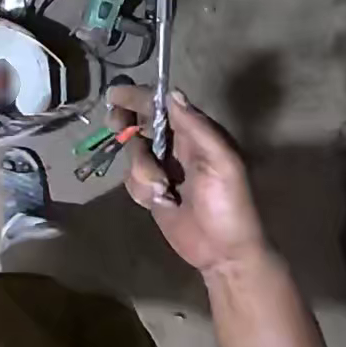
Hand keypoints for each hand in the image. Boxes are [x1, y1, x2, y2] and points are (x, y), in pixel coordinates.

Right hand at [109, 85, 270, 275]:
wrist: (224, 253)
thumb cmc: (229, 204)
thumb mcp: (221, 162)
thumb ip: (197, 127)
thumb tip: (172, 94)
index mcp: (196, 132)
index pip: (162, 105)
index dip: (139, 96)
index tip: (116, 95)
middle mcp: (176, 144)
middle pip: (140, 122)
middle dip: (126, 123)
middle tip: (116, 125)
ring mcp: (162, 168)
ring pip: (133, 152)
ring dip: (142, 169)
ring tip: (161, 190)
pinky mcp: (151, 190)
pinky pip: (131, 179)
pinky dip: (140, 188)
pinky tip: (159, 202)